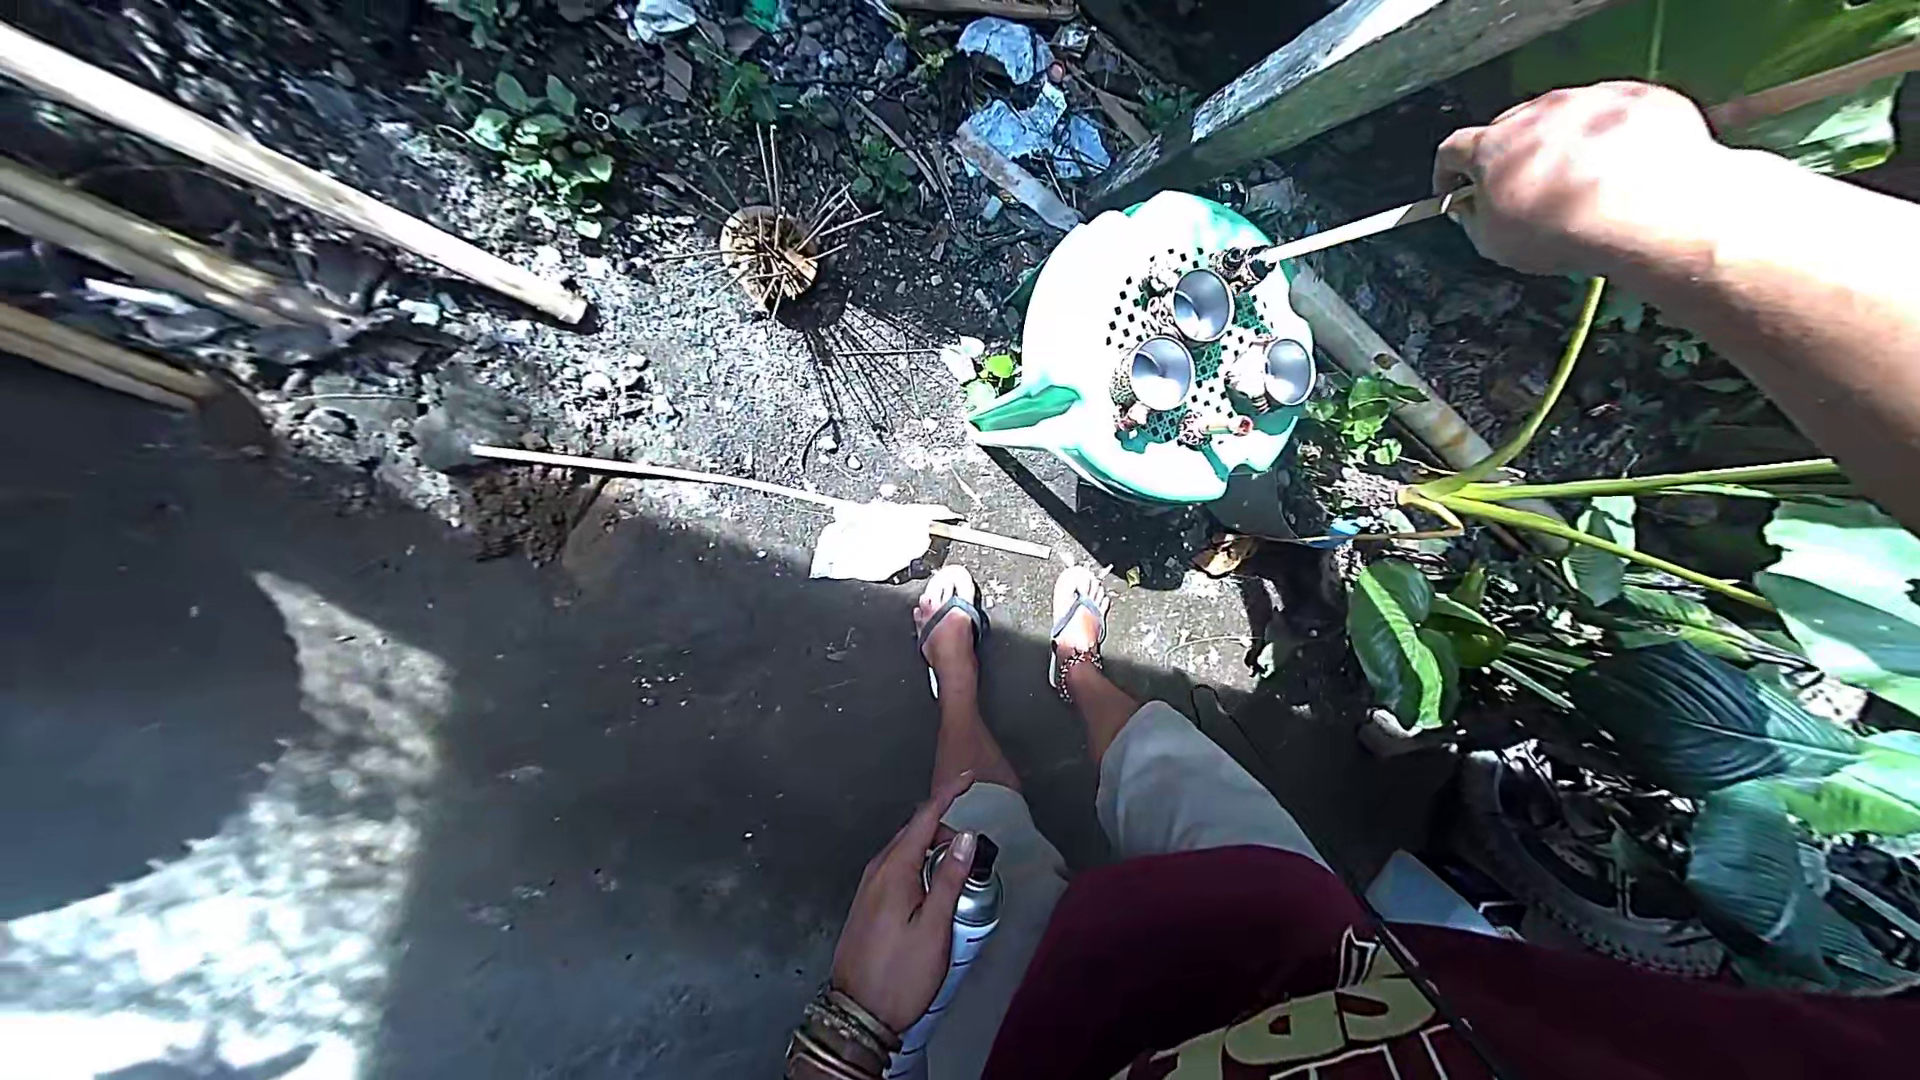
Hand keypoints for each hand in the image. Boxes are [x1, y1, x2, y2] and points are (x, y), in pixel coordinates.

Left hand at [829, 772, 979, 1032]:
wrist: (856, 1017)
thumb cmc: (899, 975)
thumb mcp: (934, 927)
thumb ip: (950, 877)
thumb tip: (965, 836)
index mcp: (894, 868)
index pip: (925, 816)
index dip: (949, 793)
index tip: (967, 776)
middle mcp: (878, 868)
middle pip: (916, 831)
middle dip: (946, 831)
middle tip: (969, 858)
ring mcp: (870, 883)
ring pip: (907, 849)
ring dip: (933, 850)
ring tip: (954, 877)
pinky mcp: (869, 899)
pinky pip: (898, 865)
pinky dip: (920, 864)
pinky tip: (931, 889)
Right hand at [1433, 81, 1746, 276]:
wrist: (1649, 214)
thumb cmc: (1567, 228)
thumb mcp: (1489, 241)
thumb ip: (1470, 217)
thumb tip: (1471, 208)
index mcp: (1493, 146)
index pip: (1451, 150)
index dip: (1447, 175)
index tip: (1456, 190)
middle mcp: (1540, 113)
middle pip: (1507, 130)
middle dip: (1504, 159)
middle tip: (1512, 193)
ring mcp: (1592, 101)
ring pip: (1558, 120)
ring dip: (1553, 148)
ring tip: (1565, 186)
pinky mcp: (1639, 99)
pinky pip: (1607, 117)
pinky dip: (1600, 141)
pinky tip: (1605, 173)